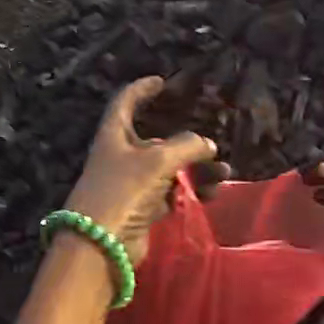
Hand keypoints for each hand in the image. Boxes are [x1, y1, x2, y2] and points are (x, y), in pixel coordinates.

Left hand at [62, 77, 217, 264]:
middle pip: (154, 139)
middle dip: (186, 141)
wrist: (101, 242)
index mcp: (113, 135)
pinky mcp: (140, 207)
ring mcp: (130, 183)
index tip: (161, 81)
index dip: (141, 90)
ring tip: (223, 174)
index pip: (125, 103)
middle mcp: (119, 155)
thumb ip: (186, 146)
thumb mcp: (157, 160)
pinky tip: (211, 194)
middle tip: (213, 144)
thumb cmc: (123, 190)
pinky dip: (189, 190)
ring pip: (168, 168)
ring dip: (195, 168)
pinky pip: (170, 192)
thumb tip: (207, 144)